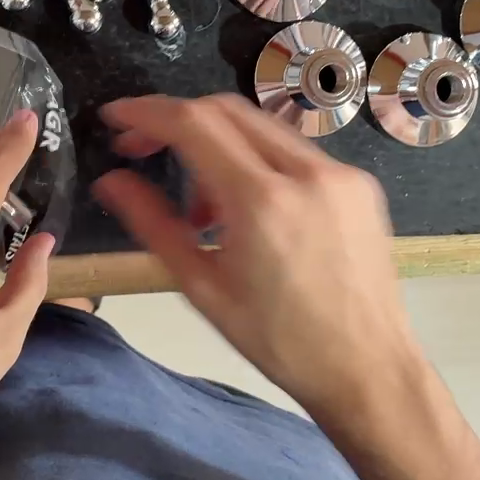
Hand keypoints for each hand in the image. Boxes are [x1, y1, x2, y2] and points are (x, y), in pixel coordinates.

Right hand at [92, 94, 417, 422]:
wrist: (368, 370)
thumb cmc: (277, 341)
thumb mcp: (202, 287)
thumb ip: (152, 223)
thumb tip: (111, 181)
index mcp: (262, 201)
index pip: (193, 123)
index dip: (146, 112)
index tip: (115, 117)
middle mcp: (306, 171)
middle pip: (226, 109)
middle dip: (176, 119)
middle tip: (142, 148)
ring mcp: (340, 172)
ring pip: (261, 126)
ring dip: (216, 142)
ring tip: (199, 204)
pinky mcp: (359, 182)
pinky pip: (294, 150)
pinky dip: (256, 161)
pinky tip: (246, 208)